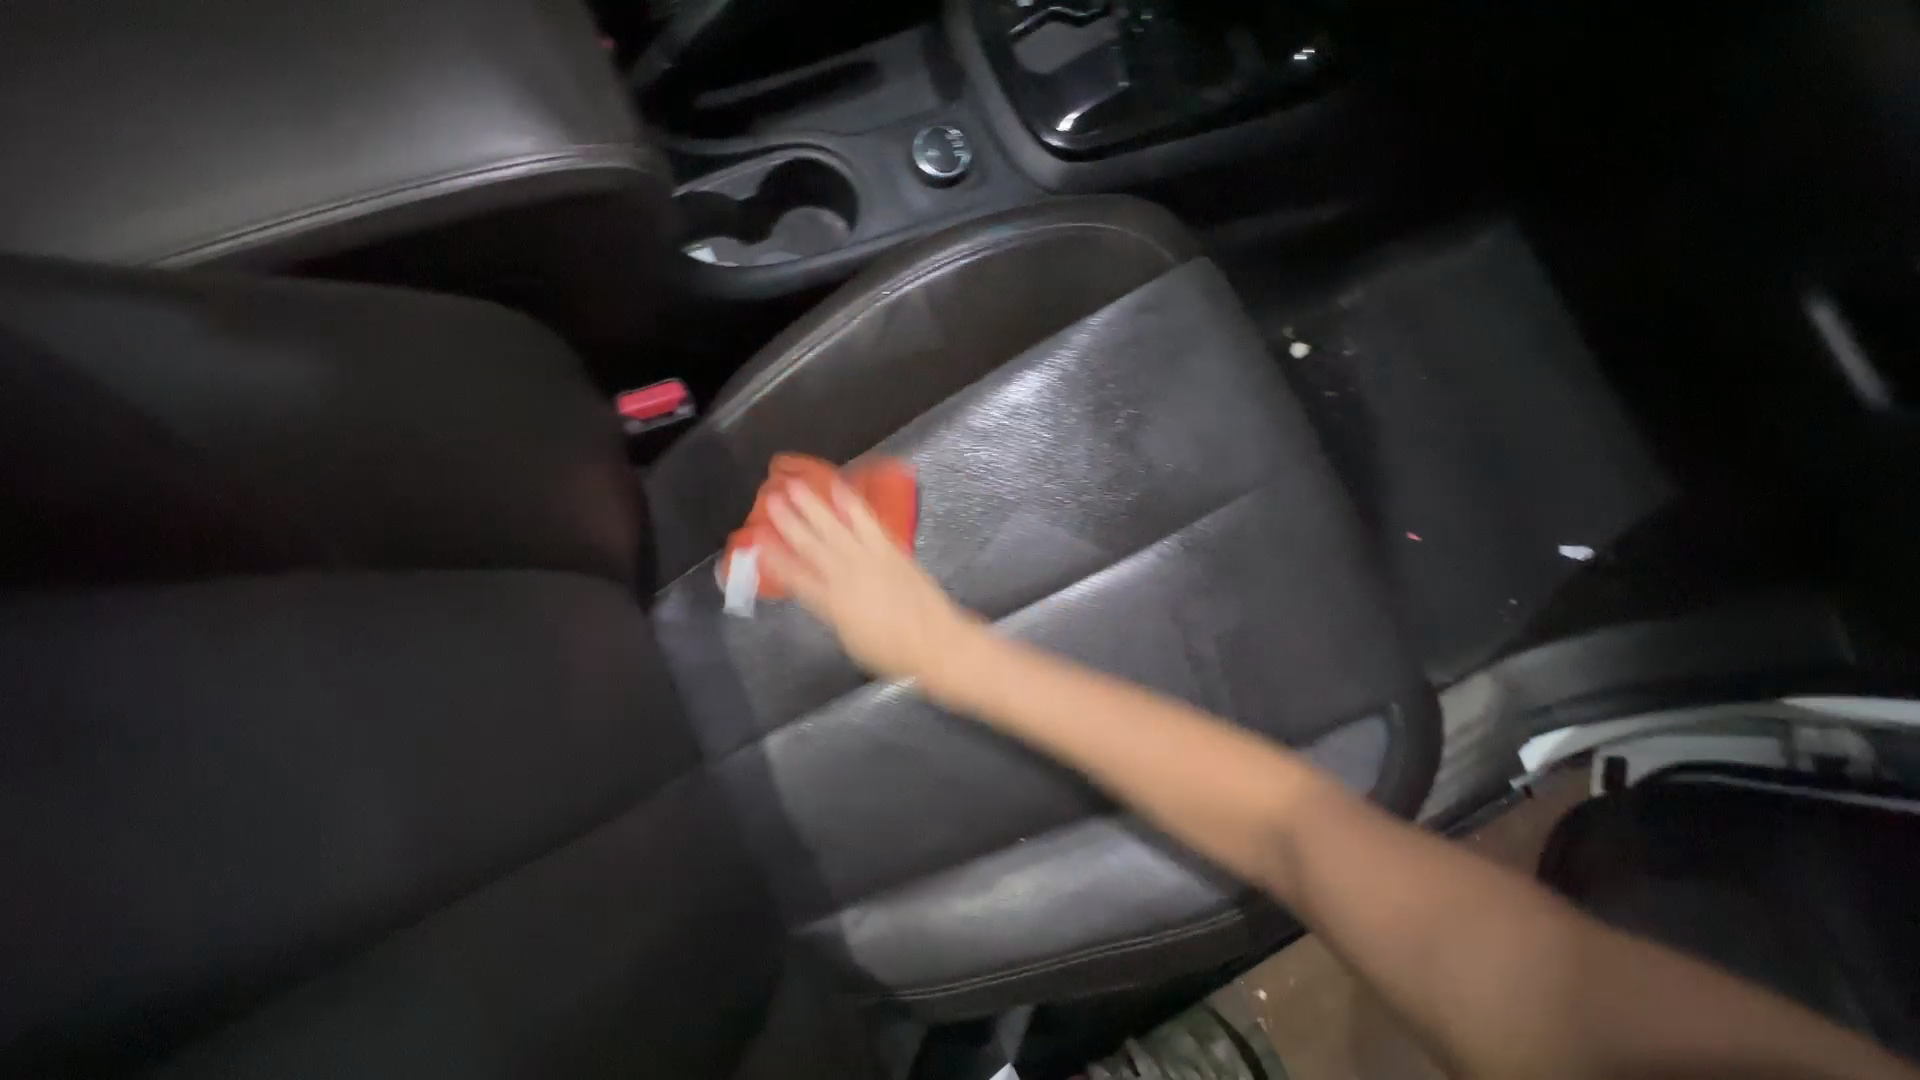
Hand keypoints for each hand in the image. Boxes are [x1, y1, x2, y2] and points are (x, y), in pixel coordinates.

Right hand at [762, 479, 979, 680]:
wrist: (935, 642)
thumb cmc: (892, 651)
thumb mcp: (850, 638)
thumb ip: (832, 611)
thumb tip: (822, 594)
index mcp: (830, 604)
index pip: (794, 576)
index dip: (773, 557)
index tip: (757, 540)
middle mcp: (845, 576)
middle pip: (810, 544)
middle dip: (787, 521)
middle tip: (769, 499)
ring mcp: (869, 558)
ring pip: (834, 525)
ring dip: (812, 504)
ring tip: (794, 484)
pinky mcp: (890, 548)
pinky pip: (866, 520)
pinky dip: (851, 503)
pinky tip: (839, 488)